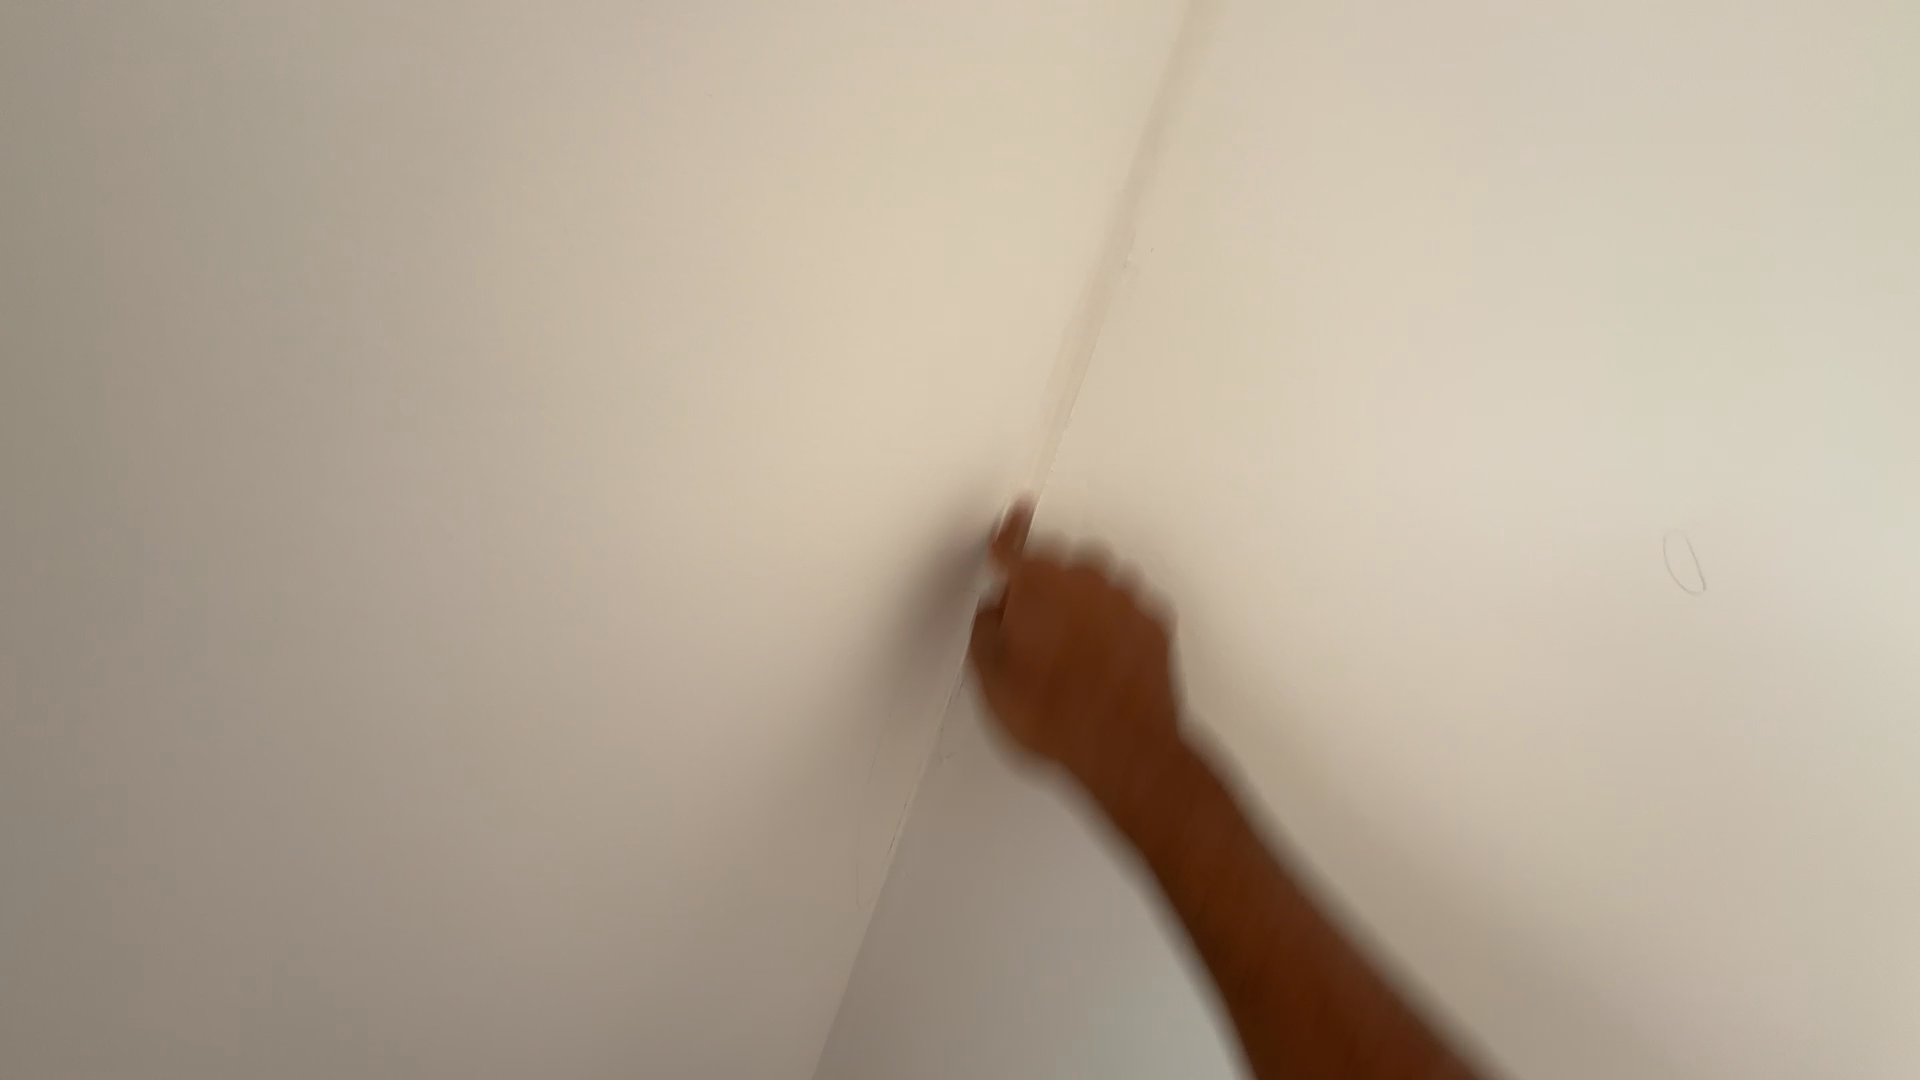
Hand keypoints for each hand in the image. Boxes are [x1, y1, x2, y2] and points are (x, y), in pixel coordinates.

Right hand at [968, 502, 1181, 786]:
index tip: (1014, 514)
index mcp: (1038, 582)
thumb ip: (986, 627)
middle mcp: (1086, 578)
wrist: (1127, 750)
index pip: (1013, 546)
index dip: (1007, 532)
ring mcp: (1126, 597)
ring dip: (1078, 611)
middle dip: (1041, 594)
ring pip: (1091, 588)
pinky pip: (1122, 610)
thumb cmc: (1058, 716)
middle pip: (1054, 569)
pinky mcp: (1154, 622)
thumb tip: (996, 612)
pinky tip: (1100, 665)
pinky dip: (1111, 628)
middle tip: (1033, 645)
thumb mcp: (989, 676)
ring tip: (1071, 663)